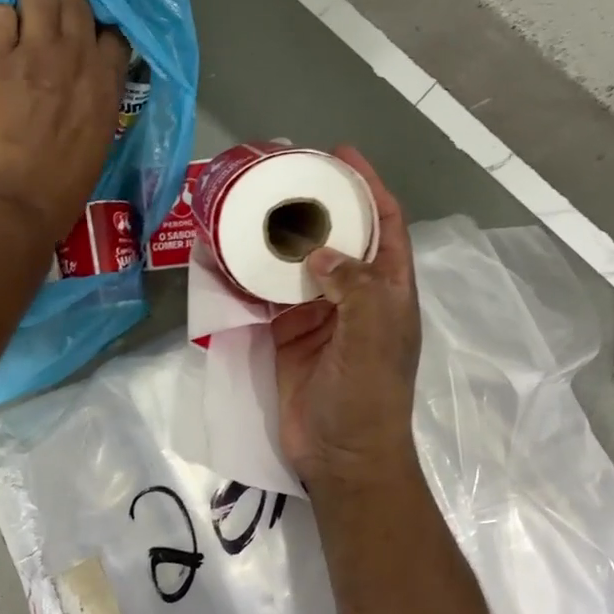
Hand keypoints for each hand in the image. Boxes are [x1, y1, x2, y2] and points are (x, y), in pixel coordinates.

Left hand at [0, 0, 129, 245]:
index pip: (112, 31)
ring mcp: (36, 52)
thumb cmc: (59, 191)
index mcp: (107, 83)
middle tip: (41, 33)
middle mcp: (77, 57)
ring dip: (27, 8)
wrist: (13, 205)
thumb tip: (85, 85)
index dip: (93, 32)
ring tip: (15, 32)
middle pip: (75, 0)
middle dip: (59, 12)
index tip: (78, 44)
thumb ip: (96, 102)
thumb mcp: (98, 142)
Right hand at [270, 147, 422, 490]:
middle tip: (283, 176)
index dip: (369, 187)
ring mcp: (317, 315)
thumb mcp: (372, 337)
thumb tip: (318, 251)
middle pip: (339, 236)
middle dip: (317, 203)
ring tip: (250, 206)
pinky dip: (248, 274)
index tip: (341, 155)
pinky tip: (226, 255)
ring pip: (298, 262)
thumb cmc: (367, 396)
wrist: (340, 458)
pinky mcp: (285, 334)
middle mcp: (354, 296)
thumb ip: (353, 288)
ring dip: (277, 236)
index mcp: (387, 291)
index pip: (386, 225)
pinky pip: (265, 295)